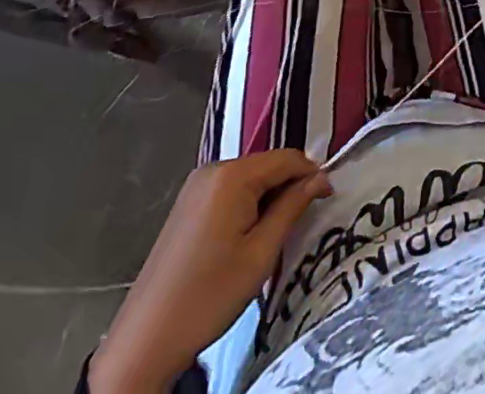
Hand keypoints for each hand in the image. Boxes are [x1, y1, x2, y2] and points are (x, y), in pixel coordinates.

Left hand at [90, 150, 331, 393]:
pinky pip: (229, 190)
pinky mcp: (189, 200)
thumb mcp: (261, 253)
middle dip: (290, 186)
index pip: (284, 158)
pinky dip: (248, 203)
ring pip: (248, 178)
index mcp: (231, 176)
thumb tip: (317, 181)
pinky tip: (253, 234)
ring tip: (281, 233)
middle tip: (308, 219)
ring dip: (270, 197)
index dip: (311, 173)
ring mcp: (196, 184)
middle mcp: (212, 170)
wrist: (154, 327)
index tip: (330, 195)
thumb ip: (291, 209)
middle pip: (265, 165)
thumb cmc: (210, 292)